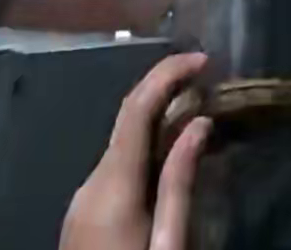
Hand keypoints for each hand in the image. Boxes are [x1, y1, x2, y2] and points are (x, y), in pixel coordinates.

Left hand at [60, 53, 211, 249]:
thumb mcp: (168, 247)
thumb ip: (180, 186)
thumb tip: (200, 122)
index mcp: (111, 183)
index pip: (138, 105)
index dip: (169, 72)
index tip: (203, 59)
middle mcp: (91, 179)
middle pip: (130, 118)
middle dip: (167, 90)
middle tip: (208, 82)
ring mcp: (82, 198)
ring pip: (126, 142)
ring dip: (159, 122)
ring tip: (199, 117)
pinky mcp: (83, 215)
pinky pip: (119, 167)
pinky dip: (146, 150)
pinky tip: (170, 159)